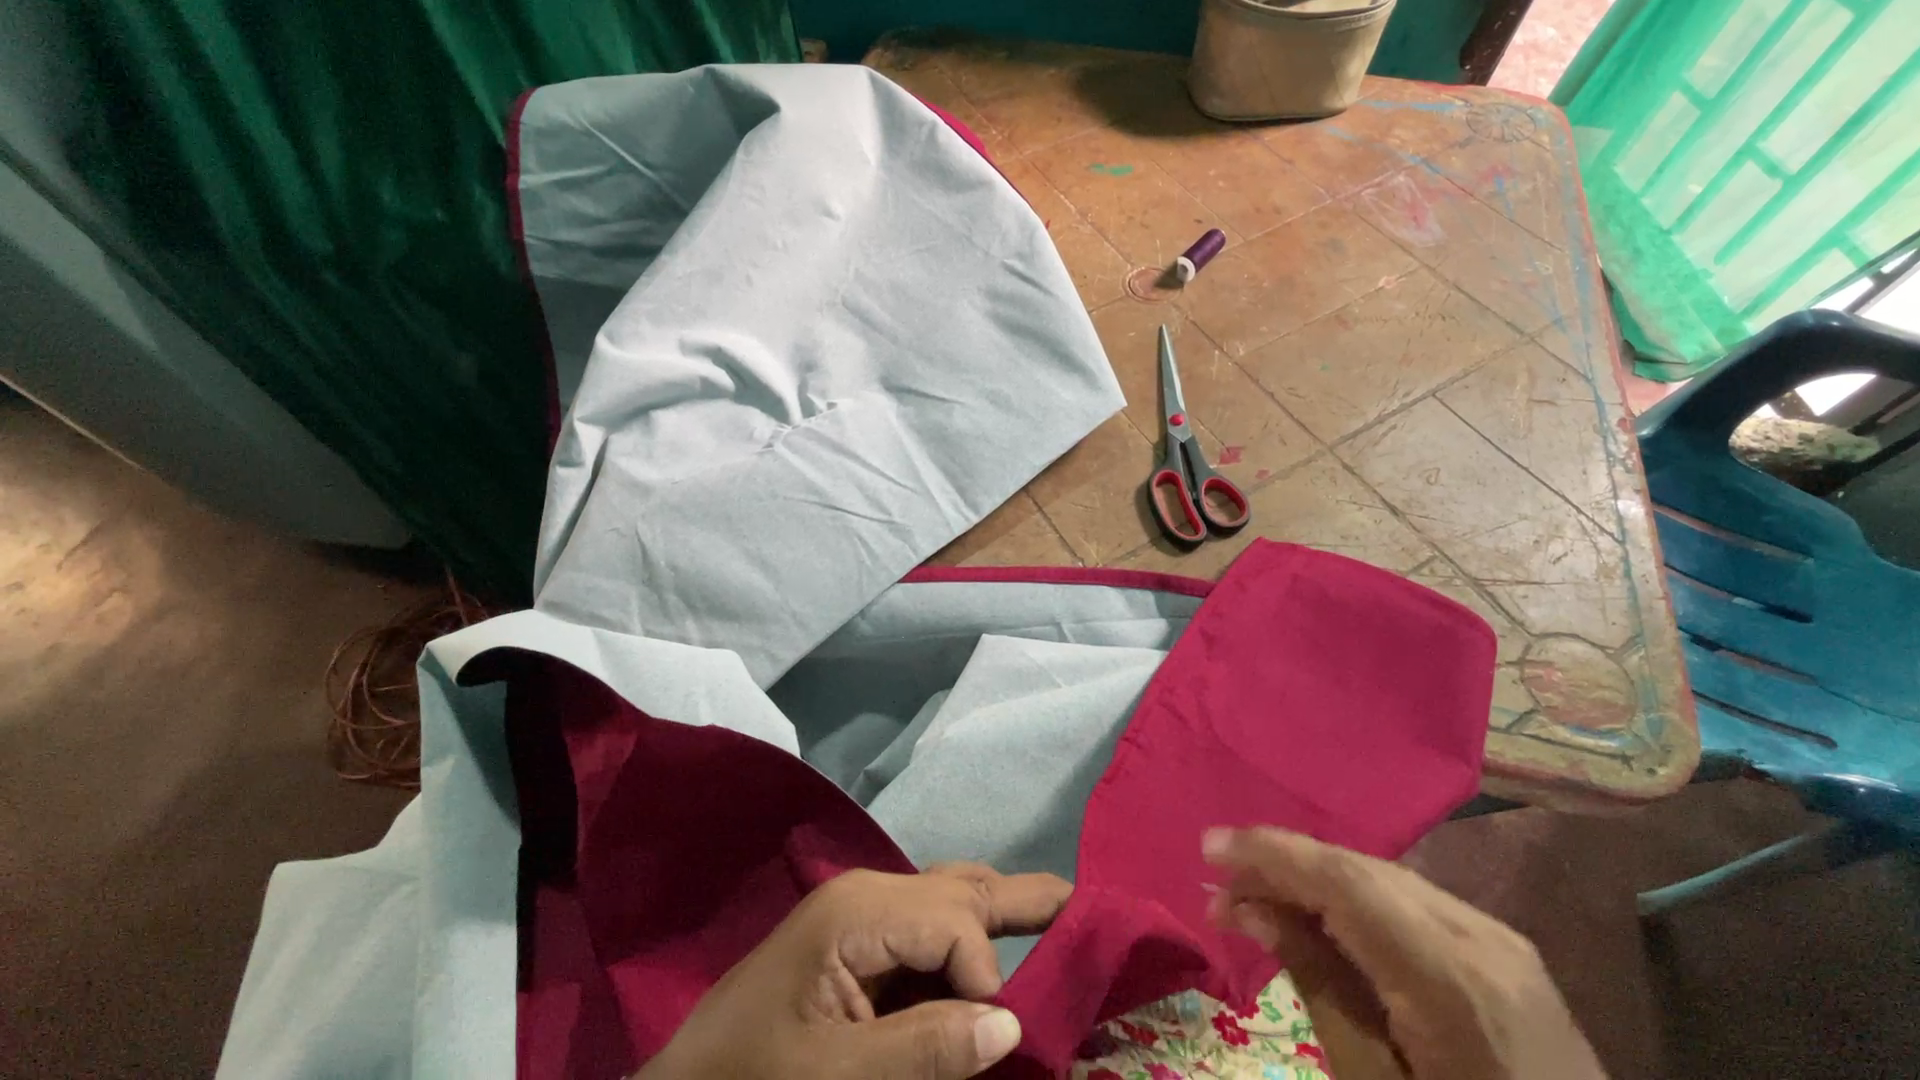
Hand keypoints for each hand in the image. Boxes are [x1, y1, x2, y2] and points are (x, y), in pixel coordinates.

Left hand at [634, 863, 1071, 1079]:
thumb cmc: (755, 1078)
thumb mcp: (837, 1078)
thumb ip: (925, 1049)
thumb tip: (1011, 1024)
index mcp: (858, 912)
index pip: (956, 921)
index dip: (986, 978)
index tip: (995, 1038)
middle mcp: (867, 896)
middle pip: (960, 889)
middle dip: (1021, 901)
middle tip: (1086, 903)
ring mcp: (862, 916)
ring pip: (949, 898)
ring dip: (998, 912)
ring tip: (1056, 912)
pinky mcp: (859, 942)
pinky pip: (928, 927)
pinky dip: (967, 939)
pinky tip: (994, 947)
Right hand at [1203, 827, 1605, 1079]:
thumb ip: (1318, 987)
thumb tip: (1255, 911)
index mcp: (1450, 982)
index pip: (1346, 883)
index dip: (1273, 855)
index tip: (1208, 849)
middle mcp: (1482, 939)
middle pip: (1364, 871)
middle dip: (1285, 863)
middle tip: (1219, 882)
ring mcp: (1503, 942)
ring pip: (1388, 879)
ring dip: (1316, 878)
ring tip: (1255, 896)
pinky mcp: (1509, 953)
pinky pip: (1415, 904)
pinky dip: (1357, 899)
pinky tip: (1321, 914)